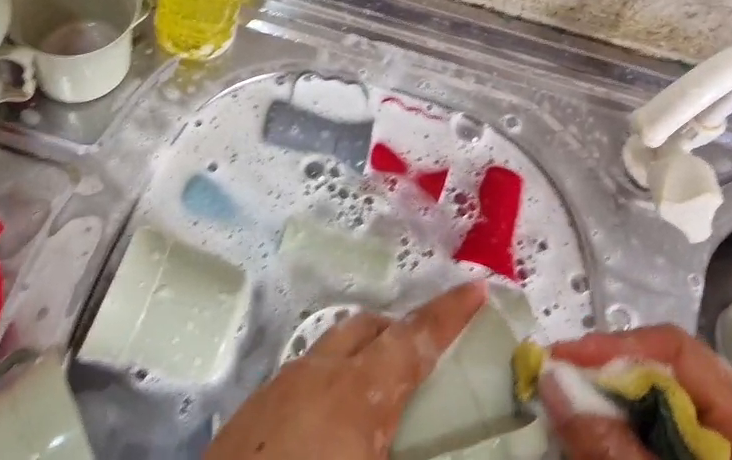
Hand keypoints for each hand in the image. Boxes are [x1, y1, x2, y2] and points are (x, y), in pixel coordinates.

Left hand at [206, 282, 487, 459]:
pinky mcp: (255, 407)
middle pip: (369, 328)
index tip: (477, 288)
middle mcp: (319, 374)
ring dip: (365, 355)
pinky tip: (332, 423)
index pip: (414, 339)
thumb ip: (410, 448)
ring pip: (334, 348)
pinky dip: (332, 378)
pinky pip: (306, 373)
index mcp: (357, 393)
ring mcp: (281, 386)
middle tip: (431, 354)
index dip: (448, 313)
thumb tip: (451, 441)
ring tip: (384, 391)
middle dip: (402, 331)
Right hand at [541, 326, 731, 459]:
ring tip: (563, 415)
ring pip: (659, 412)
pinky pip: (662, 440)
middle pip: (667, 379)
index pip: (679, 352)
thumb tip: (553, 380)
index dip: (615, 348)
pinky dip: (625, 440)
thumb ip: (617, 448)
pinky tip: (593, 442)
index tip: (559, 360)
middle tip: (550, 388)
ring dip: (609, 409)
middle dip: (605, 378)